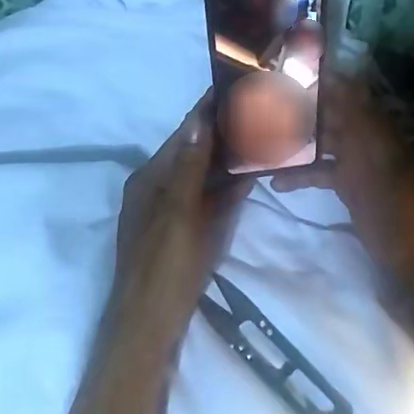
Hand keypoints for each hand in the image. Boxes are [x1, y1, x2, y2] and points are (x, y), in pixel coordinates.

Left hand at [109, 93, 251, 348]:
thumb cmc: (163, 268)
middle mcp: (160, 189)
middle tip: (260, 108)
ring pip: (205, 175)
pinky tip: (251, 174)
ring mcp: (174, 211)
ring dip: (230, 156)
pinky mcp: (187, 231)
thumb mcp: (178, 214)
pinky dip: (229, 185)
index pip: (185, 133)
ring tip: (262, 132)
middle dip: (224, 131)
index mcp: (151, 179)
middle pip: (195, 151)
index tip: (236, 86)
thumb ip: (188, 167)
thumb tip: (198, 119)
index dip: (209, 110)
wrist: (150, 327)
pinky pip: (210, 199)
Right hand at [271, 73, 413, 282]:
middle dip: (300, 110)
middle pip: (330, 116)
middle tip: (263, 104)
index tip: (286, 72)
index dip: (319, 81)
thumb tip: (338, 72)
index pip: (344, 91)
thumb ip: (354, 114)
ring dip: (295, 143)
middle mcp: (366, 139)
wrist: (412, 252)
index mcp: (374, 126)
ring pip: (322, 144)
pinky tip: (277, 181)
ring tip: (261, 139)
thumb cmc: (391, 201)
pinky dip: (301, 175)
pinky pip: (321, 172)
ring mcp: (357, 164)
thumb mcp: (371, 154)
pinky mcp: (348, 187)